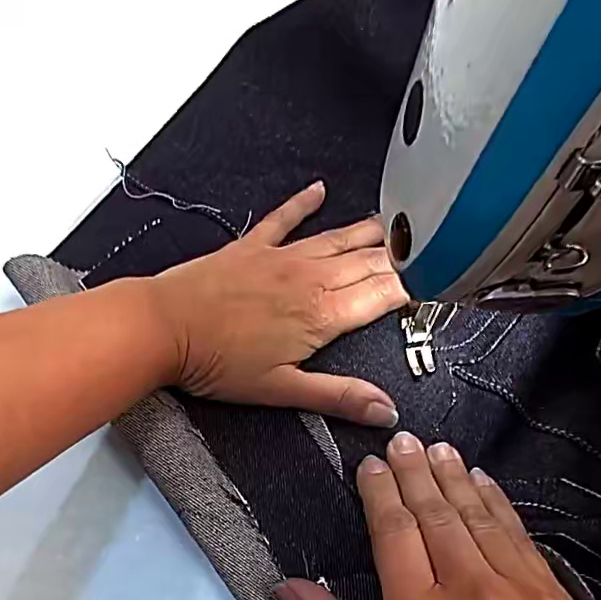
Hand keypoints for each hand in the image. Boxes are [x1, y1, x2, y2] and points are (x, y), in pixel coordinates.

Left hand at [144, 181, 408, 426]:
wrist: (162, 327)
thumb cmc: (218, 363)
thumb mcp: (282, 390)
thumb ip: (338, 396)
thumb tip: (386, 410)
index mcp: (323, 315)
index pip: (384, 295)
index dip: (414, 289)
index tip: (438, 285)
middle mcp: (310, 278)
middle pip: (369, 263)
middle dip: (402, 258)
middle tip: (428, 251)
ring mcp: (282, 257)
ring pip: (338, 239)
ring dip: (370, 232)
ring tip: (398, 224)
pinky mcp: (252, 246)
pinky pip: (286, 219)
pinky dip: (303, 203)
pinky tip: (320, 189)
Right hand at [275, 431, 600, 599]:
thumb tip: (292, 590)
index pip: (394, 531)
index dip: (381, 492)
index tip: (373, 467)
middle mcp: (468, 592)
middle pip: (434, 512)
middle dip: (414, 471)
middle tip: (402, 441)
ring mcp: (518, 589)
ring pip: (477, 515)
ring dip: (454, 477)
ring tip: (437, 450)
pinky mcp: (555, 594)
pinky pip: (518, 534)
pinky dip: (497, 503)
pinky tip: (484, 484)